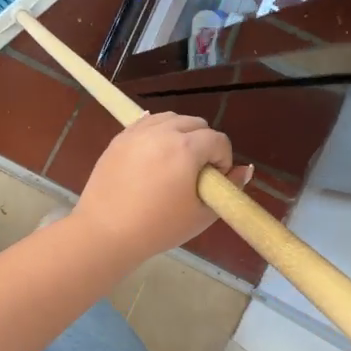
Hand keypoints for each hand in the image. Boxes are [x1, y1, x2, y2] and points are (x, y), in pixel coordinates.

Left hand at [71, 112, 250, 263]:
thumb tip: (245, 169)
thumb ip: (228, 188)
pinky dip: (156, 130)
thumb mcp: (202, 213)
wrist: (105, 232)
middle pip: (195, 124)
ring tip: (175, 161)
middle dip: (203, 143)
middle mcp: (161, 132)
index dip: (222, 160)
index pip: (217, 140)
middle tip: (195, 172)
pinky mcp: (118, 140)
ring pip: (169, 118)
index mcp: (185, 148)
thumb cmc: (158, 227)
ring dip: (180, 133)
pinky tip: (156, 146)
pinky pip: (144, 122)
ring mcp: (136, 133)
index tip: (213, 181)